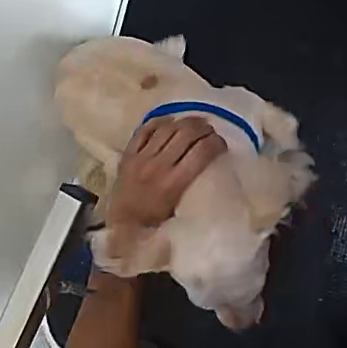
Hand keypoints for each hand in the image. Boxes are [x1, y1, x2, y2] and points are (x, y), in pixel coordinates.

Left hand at [102, 116, 225, 229]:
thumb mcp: (182, 211)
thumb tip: (215, 175)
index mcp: (175, 183)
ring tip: (196, 122)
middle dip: (203, 129)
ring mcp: (141, 158)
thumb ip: (196, 191)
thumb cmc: (157, 224)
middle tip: (211, 131)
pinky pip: (144, 131)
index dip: (216, 143)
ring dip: (185, 122)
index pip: (202, 152)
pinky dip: (159, 122)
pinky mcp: (128, 155)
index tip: (223, 144)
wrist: (124, 226)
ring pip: (167, 129)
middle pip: (186, 134)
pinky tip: (171, 120)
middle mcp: (159, 166)